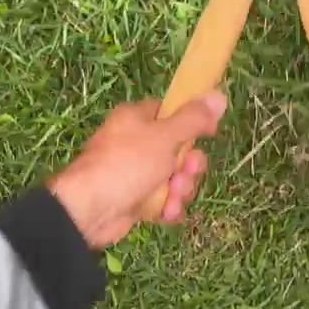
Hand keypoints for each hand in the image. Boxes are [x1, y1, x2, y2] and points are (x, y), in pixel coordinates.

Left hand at [47, 92, 227, 248]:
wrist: (90, 208)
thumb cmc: (127, 163)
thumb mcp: (164, 136)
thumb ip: (193, 118)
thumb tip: (218, 96)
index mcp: (135, 119)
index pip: (170, 112)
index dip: (192, 121)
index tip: (210, 131)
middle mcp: (134, 144)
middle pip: (177, 149)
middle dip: (188, 165)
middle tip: (185, 171)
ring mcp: (133, 174)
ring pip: (172, 178)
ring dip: (180, 189)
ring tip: (172, 197)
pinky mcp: (134, 200)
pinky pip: (161, 200)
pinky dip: (166, 207)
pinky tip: (166, 213)